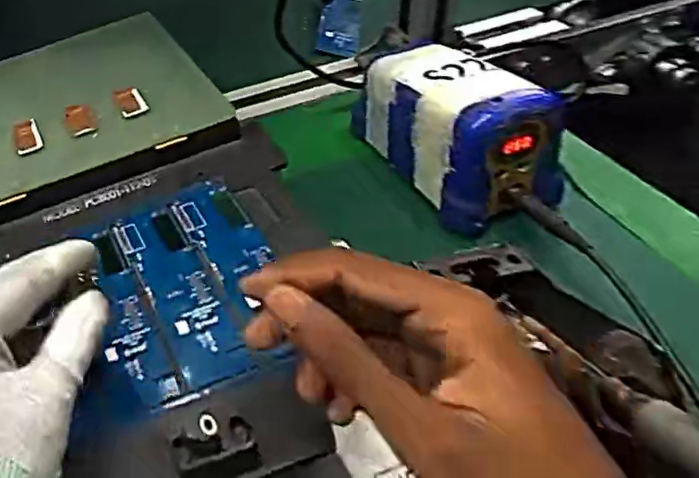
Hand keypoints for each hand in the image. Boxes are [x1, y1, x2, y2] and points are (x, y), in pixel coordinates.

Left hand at [0, 240, 108, 477]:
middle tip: (88, 265)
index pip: (21, 276)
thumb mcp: (45, 401)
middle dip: (52, 276)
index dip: (60, 259)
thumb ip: (72, 342)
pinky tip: (59, 336)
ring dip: (46, 305)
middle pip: (11, 289)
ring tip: (80, 294)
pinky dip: (36, 333)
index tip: (89, 248)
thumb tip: (93, 304)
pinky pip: (5, 340)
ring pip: (8, 314)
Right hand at [241, 248, 621, 477]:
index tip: (247, 292)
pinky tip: (336, 400)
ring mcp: (448, 340)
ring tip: (305, 388)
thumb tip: (281, 300)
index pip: (349, 267)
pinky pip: (382, 353)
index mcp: (450, 308)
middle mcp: (447, 310)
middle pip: (353, 291)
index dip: (292, 275)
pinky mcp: (446, 370)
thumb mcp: (421, 431)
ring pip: (362, 323)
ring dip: (325, 350)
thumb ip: (345, 358)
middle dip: (304, 316)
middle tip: (258, 340)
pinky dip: (351, 372)